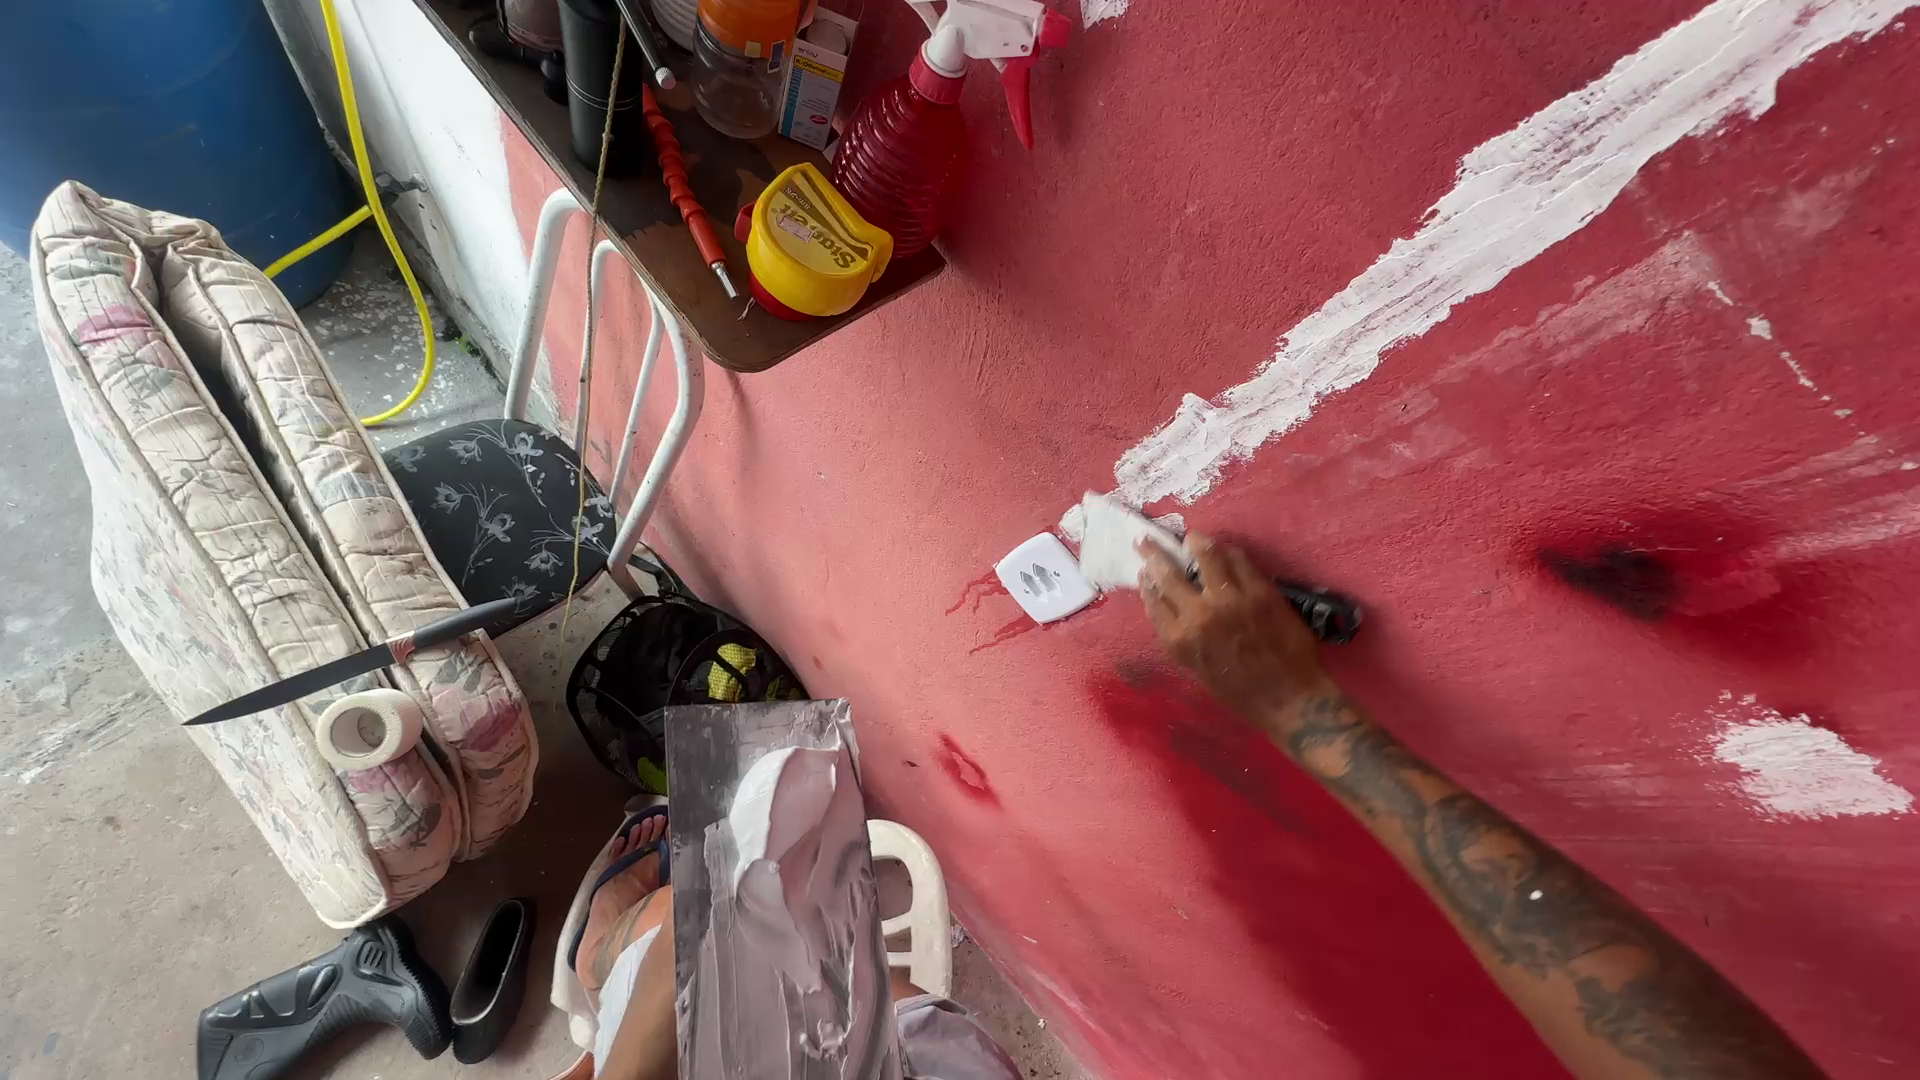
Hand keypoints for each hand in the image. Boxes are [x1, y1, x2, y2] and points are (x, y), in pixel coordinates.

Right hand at [1138, 534, 1331, 726]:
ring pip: (1205, 555)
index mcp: (1178, 639)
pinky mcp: (1259, 592)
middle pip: (1168, 573)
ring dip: (1194, 542)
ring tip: (1192, 537)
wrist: (1290, 699)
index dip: (1146, 580)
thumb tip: (1170, 606)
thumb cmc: (1239, 692)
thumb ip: (1179, 636)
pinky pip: (1239, 560)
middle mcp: (1198, 614)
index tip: (1144, 569)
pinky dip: (1227, 552)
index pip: (1153, 598)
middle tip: (1147, 540)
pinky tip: (1224, 550)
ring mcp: (1230, 599)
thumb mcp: (1195, 668)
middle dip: (1154, 553)